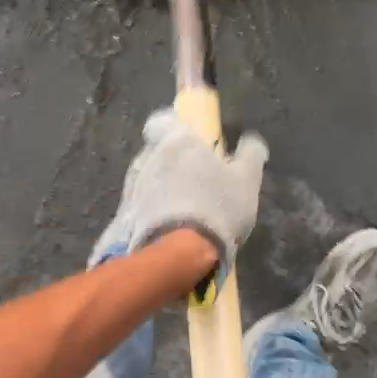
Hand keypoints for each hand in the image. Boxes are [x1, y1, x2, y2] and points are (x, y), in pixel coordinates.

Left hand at [112, 110, 267, 271]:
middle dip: (175, 163)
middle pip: (159, 152)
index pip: (163, 123)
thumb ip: (250, 154)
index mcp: (176, 141)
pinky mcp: (126, 216)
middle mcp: (149, 157)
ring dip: (163, 188)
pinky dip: (154, 212)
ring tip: (186, 210)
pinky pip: (141, 205)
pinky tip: (172, 228)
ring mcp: (133, 187)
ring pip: (149, 179)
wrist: (180, 254)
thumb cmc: (217, 206)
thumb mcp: (247, 180)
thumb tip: (250, 141)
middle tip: (198, 181)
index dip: (175, 131)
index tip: (192, 145)